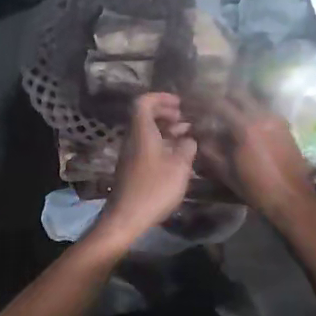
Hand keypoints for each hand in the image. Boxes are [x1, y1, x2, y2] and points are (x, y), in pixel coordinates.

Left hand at [99, 93, 197, 240]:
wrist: (126, 218)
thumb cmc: (154, 188)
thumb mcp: (180, 166)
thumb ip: (187, 146)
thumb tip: (189, 138)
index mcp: (142, 132)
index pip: (144, 102)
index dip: (161, 98)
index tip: (180, 104)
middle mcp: (133, 139)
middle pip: (145, 116)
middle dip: (166, 113)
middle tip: (187, 120)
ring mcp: (131, 154)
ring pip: (147, 132)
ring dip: (166, 130)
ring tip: (187, 137)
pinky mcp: (132, 168)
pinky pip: (147, 146)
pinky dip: (162, 144)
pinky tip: (177, 156)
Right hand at [200, 94, 315, 220]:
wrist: (292, 198)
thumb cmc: (257, 188)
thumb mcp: (227, 172)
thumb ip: (210, 149)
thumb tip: (198, 134)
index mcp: (246, 126)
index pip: (218, 103)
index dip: (201, 100)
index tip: (190, 101)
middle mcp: (263, 115)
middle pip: (238, 94)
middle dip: (221, 96)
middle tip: (207, 105)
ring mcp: (277, 119)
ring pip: (253, 100)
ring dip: (237, 103)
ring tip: (224, 115)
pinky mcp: (285, 126)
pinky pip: (264, 111)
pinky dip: (251, 112)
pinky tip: (244, 125)